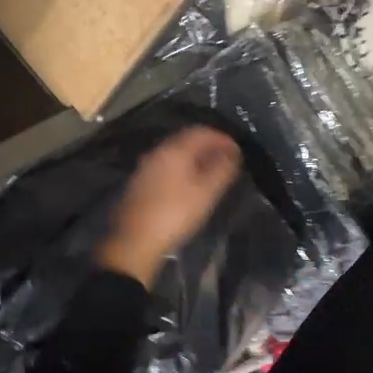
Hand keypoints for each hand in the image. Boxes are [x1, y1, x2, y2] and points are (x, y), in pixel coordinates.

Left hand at [95, 126, 242, 285]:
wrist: (135, 241)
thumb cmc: (175, 214)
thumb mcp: (206, 193)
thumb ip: (222, 169)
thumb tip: (233, 153)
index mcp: (174, 150)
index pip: (201, 132)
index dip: (222, 138)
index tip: (237, 151)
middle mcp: (157, 152)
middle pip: (187, 140)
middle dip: (209, 146)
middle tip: (227, 160)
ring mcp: (146, 167)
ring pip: (176, 153)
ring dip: (196, 158)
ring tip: (213, 172)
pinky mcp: (140, 182)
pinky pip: (167, 166)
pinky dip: (183, 168)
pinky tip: (190, 183)